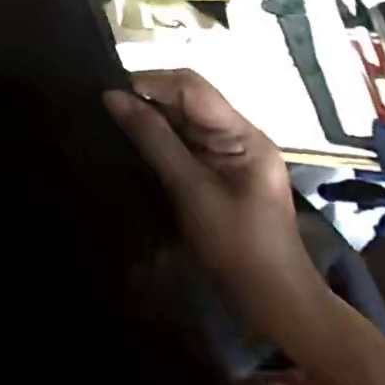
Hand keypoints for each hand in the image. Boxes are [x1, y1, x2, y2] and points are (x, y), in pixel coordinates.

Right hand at [104, 71, 322, 318]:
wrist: (275, 301)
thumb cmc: (235, 244)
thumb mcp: (188, 188)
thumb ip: (151, 138)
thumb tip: (111, 95)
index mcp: (244, 134)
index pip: (192, 87)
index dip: (151, 83)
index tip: (112, 94)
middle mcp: (241, 133)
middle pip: (188, 97)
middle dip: (148, 98)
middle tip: (109, 108)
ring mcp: (233, 151)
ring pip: (184, 116)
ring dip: (152, 116)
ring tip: (117, 120)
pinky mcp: (223, 167)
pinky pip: (186, 137)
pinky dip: (161, 135)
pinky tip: (138, 141)